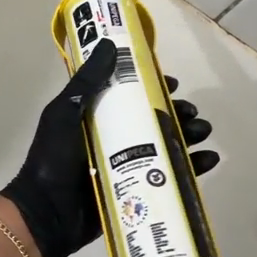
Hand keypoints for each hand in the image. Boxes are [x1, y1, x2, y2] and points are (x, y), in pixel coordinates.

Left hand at [0, 39, 219, 256]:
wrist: (47, 213)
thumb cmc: (53, 159)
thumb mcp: (64, 113)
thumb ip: (87, 82)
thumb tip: (110, 43)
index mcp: (96, 116)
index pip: (131, 94)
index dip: (153, 86)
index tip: (172, 82)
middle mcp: (115, 137)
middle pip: (155, 118)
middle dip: (178, 112)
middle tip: (192, 113)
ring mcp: (128, 165)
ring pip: (168, 144)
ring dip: (190, 135)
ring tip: (202, 132)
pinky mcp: (139, 189)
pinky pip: (171, 174)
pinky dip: (194, 167)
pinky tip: (209, 160)